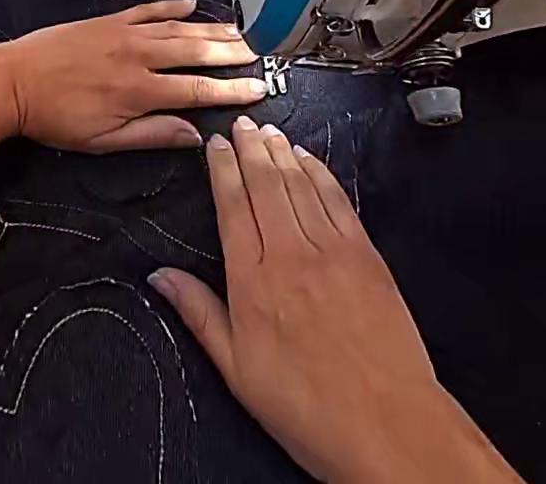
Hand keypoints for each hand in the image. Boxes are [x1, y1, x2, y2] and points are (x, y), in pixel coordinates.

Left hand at [0, 0, 263, 152]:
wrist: (13, 81)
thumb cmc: (57, 119)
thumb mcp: (103, 140)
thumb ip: (152, 135)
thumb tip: (195, 136)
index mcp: (140, 90)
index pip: (198, 89)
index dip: (231, 90)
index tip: (259, 88)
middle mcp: (140, 56)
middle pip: (196, 52)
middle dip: (231, 52)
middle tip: (259, 51)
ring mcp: (127, 33)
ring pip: (179, 29)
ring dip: (212, 30)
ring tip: (240, 30)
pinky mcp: (111, 20)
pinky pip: (149, 10)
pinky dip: (172, 7)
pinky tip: (192, 5)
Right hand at [149, 119, 523, 482]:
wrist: (385, 421)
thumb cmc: (306, 405)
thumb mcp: (237, 370)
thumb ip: (198, 313)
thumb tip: (160, 276)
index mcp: (253, 281)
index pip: (231, 205)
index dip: (222, 169)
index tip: (216, 145)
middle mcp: (290, 253)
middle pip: (265, 183)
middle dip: (250, 148)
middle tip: (241, 124)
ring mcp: (330, 247)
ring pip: (299, 182)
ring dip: (281, 150)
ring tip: (267, 130)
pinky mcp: (364, 249)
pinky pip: (336, 197)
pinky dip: (319, 170)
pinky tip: (308, 157)